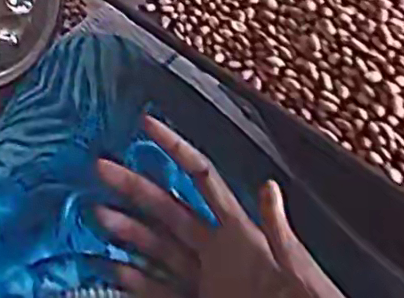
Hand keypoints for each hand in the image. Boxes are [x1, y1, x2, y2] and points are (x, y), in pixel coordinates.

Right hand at [95, 116, 344, 297]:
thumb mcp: (305, 279)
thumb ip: (283, 238)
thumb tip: (268, 187)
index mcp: (243, 236)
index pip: (201, 177)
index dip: (174, 146)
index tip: (146, 122)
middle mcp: (217, 252)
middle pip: (166, 207)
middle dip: (132, 185)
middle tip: (101, 167)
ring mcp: (205, 281)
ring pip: (155, 247)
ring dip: (126, 230)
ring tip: (98, 216)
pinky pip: (158, 291)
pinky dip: (133, 279)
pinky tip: (112, 267)